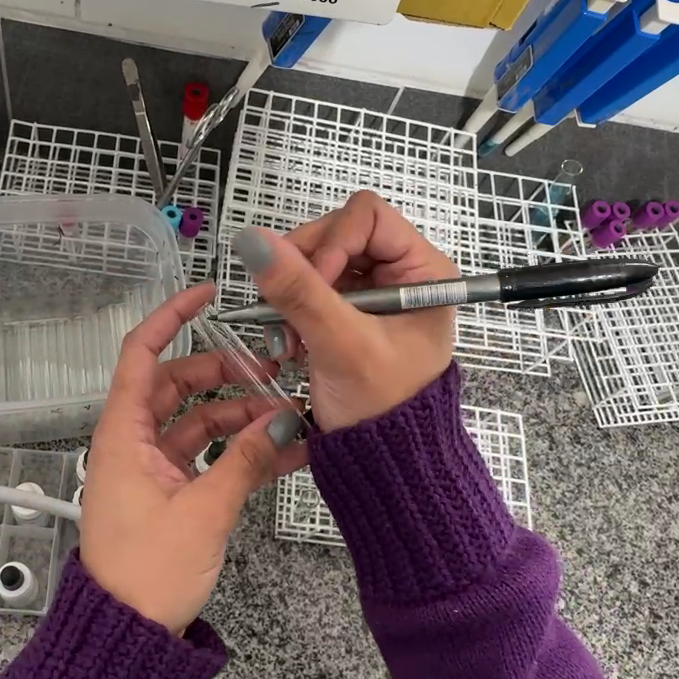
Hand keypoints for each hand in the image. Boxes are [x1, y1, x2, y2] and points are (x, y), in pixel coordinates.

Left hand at [82, 283, 306, 633]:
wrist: (127, 639)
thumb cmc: (145, 575)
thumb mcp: (203, 513)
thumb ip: (245, 461)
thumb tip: (283, 421)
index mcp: (123, 435)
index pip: (141, 356)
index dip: (170, 318)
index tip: (207, 294)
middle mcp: (134, 443)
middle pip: (180, 386)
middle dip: (226, 374)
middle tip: (272, 371)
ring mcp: (154, 468)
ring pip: (199, 422)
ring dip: (241, 416)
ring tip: (288, 415)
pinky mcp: (172, 493)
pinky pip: (208, 458)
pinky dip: (239, 452)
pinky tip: (283, 452)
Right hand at [231, 190, 457, 430]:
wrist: (384, 461)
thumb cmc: (385, 409)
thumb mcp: (342, 345)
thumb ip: (300, 292)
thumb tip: (255, 240)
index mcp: (423, 272)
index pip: (367, 217)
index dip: (333, 241)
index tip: (314, 282)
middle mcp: (398, 274)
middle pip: (335, 234)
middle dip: (304, 272)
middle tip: (288, 310)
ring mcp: (370, 294)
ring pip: (314, 262)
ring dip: (291, 296)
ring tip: (288, 338)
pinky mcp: (344, 312)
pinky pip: (306, 290)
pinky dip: (289, 312)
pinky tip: (289, 343)